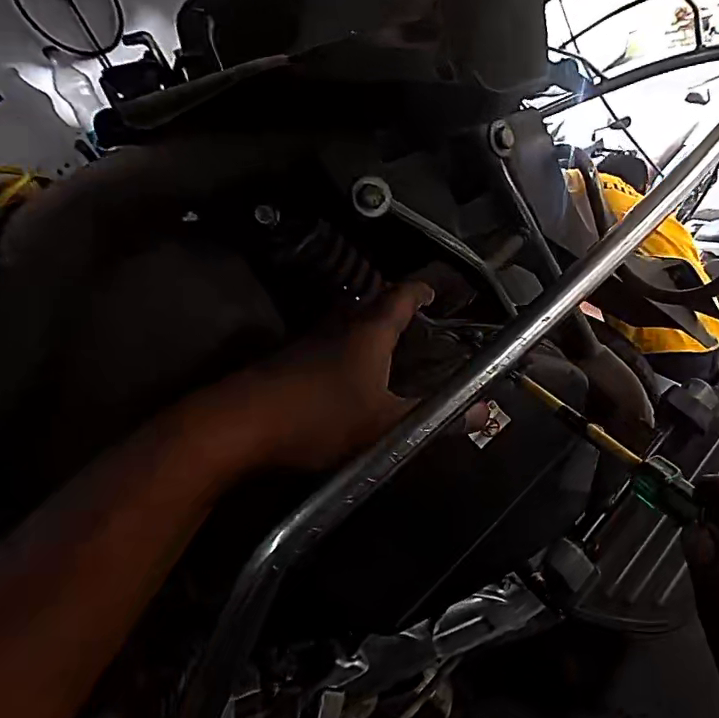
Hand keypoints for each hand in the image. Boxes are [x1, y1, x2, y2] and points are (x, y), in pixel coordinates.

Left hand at [225, 282, 433, 471]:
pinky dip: (347, 359)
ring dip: (370, 338)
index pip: (401, 297)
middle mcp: (338, 329)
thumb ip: (433, 418)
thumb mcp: (384, 424)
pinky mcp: (287, 365)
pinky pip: (328, 352)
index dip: (421, 291)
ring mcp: (308, 345)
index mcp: (368, 333)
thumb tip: (481, 412)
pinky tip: (349, 386)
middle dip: (397, 315)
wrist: (237, 426)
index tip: (435, 292)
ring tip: (392, 358)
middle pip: (373, 310)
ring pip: (348, 331)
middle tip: (420, 328)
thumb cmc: (318, 416)